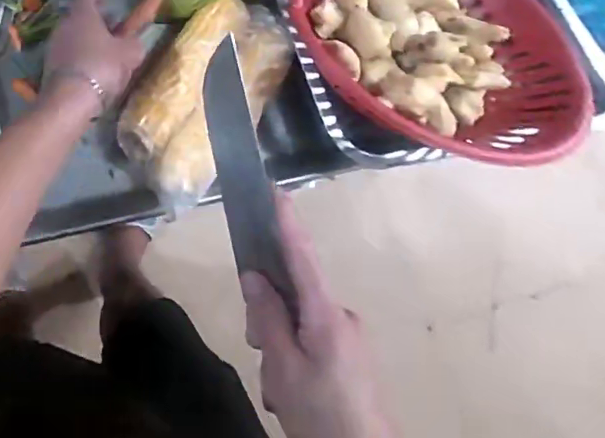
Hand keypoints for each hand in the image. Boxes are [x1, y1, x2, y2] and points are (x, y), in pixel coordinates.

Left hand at [40, 0, 146, 113]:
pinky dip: (79, 55)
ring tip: (104, 52)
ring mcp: (53, 44)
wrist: (69, 99)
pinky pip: (67, 53)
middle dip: (95, 20)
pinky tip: (91, 69)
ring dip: (87, 39)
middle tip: (111, 28)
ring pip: (73, 34)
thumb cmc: (102, 66)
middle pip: (79, 15)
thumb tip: (132, 41)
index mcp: (82, 13)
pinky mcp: (48, 64)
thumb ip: (133, 42)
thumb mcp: (129, 53)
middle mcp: (64, 23)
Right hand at [241, 191, 394, 437]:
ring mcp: (347, 339)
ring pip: (298, 324)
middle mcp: (340, 317)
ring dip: (280, 349)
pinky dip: (294, 361)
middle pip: (292, 295)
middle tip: (261, 355)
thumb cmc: (323, 414)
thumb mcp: (284, 369)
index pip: (302, 254)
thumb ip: (267, 318)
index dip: (287, 221)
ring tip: (279, 390)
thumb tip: (254, 275)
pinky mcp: (350, 360)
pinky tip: (290, 395)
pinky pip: (311, 344)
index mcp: (326, 313)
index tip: (275, 189)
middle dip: (269, 318)